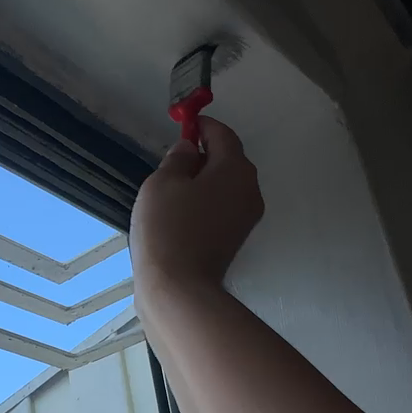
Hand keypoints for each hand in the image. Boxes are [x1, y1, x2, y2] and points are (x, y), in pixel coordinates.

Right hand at [129, 116, 262, 302]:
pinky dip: (205, 205)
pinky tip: (180, 217)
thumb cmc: (167, 229)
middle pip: (228, 161)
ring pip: (225, 187)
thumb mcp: (161, 184)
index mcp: (235, 168)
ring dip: (203, 183)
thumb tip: (188, 151)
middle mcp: (250, 189)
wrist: (178, 288)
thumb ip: (177, 159)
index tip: (184, 125)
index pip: (222, 134)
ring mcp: (246, 217)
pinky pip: (221, 209)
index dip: (202, 126)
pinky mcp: (235, 240)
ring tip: (172, 196)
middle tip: (172, 165)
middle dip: (203, 157)